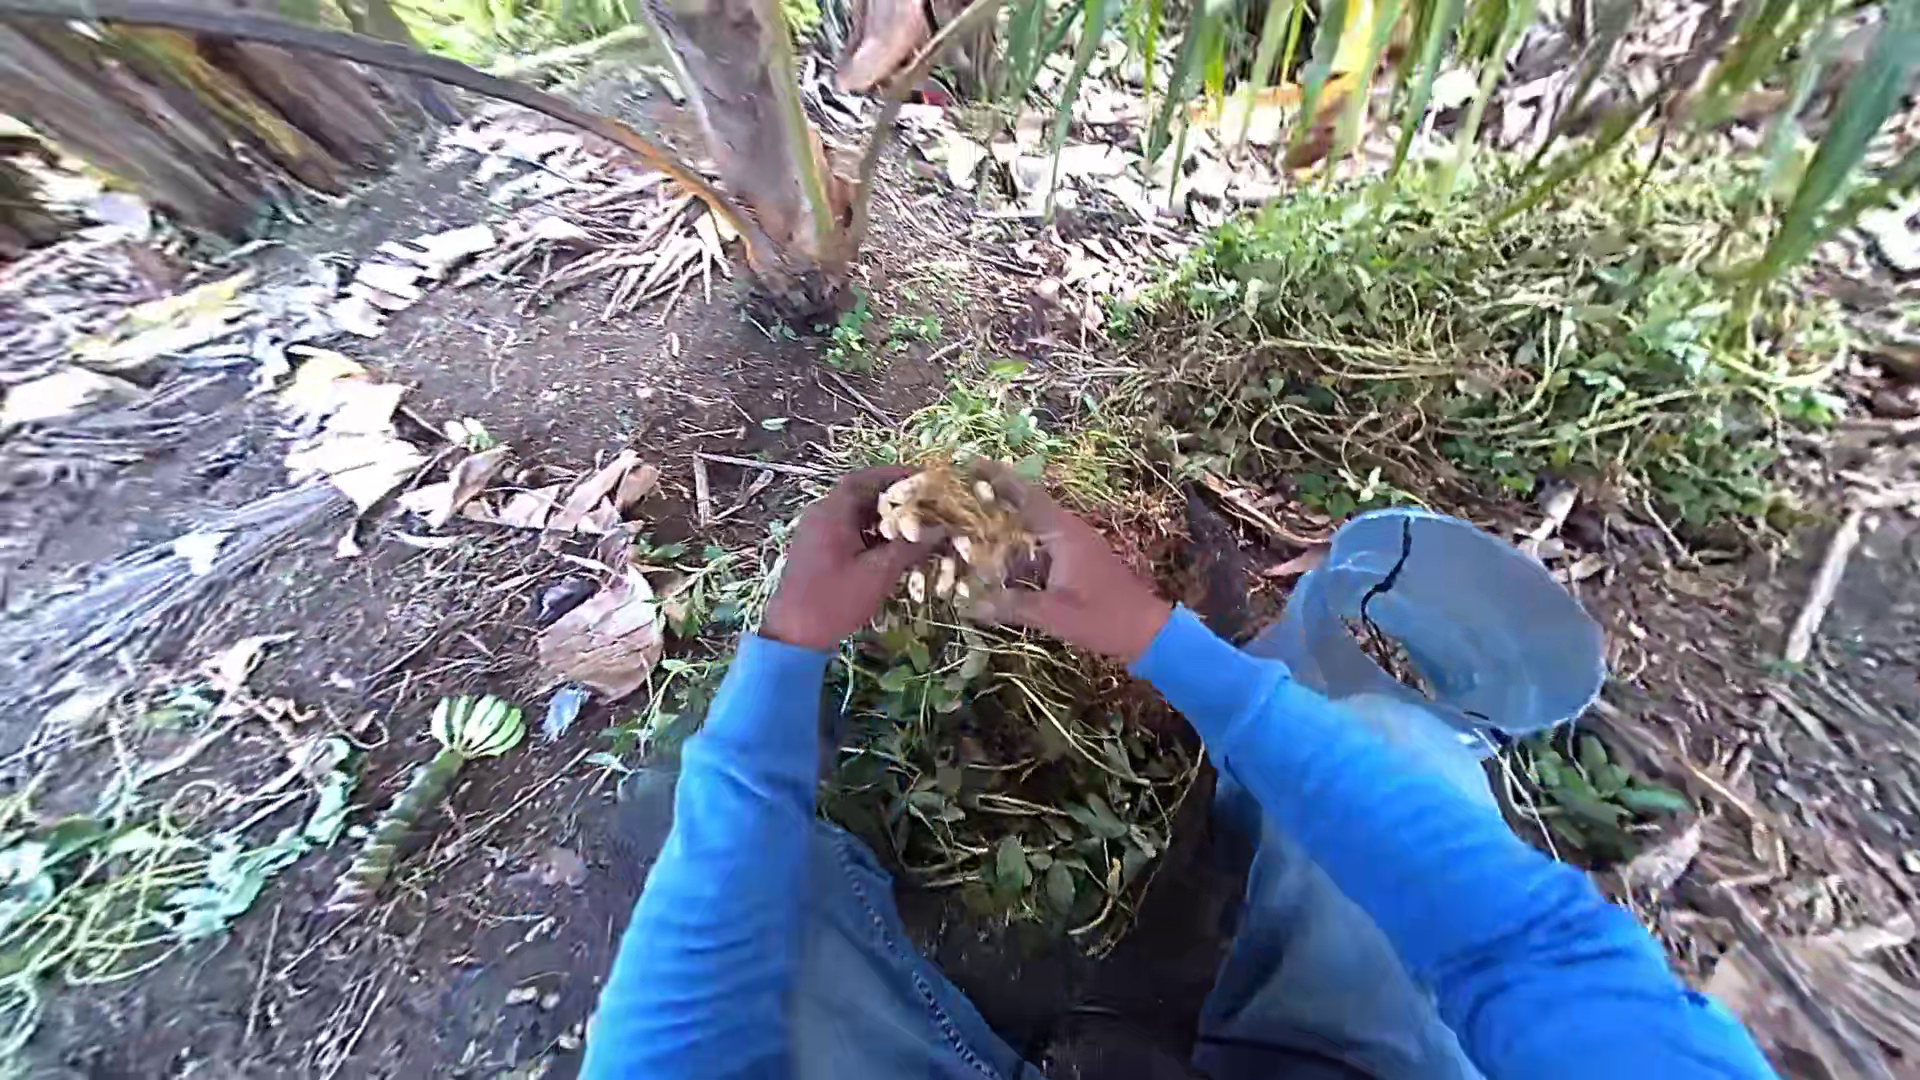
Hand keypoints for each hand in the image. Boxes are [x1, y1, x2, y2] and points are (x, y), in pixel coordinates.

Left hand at [760, 466, 942, 650]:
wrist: (794, 634)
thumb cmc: (836, 599)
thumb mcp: (879, 572)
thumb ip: (911, 546)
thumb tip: (942, 529)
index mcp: (832, 513)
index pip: (864, 479)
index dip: (894, 475)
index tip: (922, 478)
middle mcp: (821, 515)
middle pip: (860, 494)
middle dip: (893, 497)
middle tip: (923, 502)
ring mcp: (816, 532)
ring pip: (855, 513)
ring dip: (883, 515)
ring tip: (913, 523)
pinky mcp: (818, 549)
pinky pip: (848, 529)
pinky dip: (870, 531)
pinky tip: (892, 544)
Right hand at [970, 463, 1171, 663]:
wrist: (1146, 632)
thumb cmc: (1104, 618)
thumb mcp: (1055, 614)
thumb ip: (1013, 606)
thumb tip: (971, 605)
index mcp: (1065, 534)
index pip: (1027, 496)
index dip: (999, 479)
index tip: (973, 464)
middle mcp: (1068, 533)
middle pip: (1025, 509)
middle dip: (995, 503)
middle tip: (962, 497)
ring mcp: (1073, 547)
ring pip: (1031, 532)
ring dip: (1005, 534)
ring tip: (971, 534)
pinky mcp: (1075, 563)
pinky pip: (1039, 551)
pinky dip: (1018, 555)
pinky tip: (998, 569)